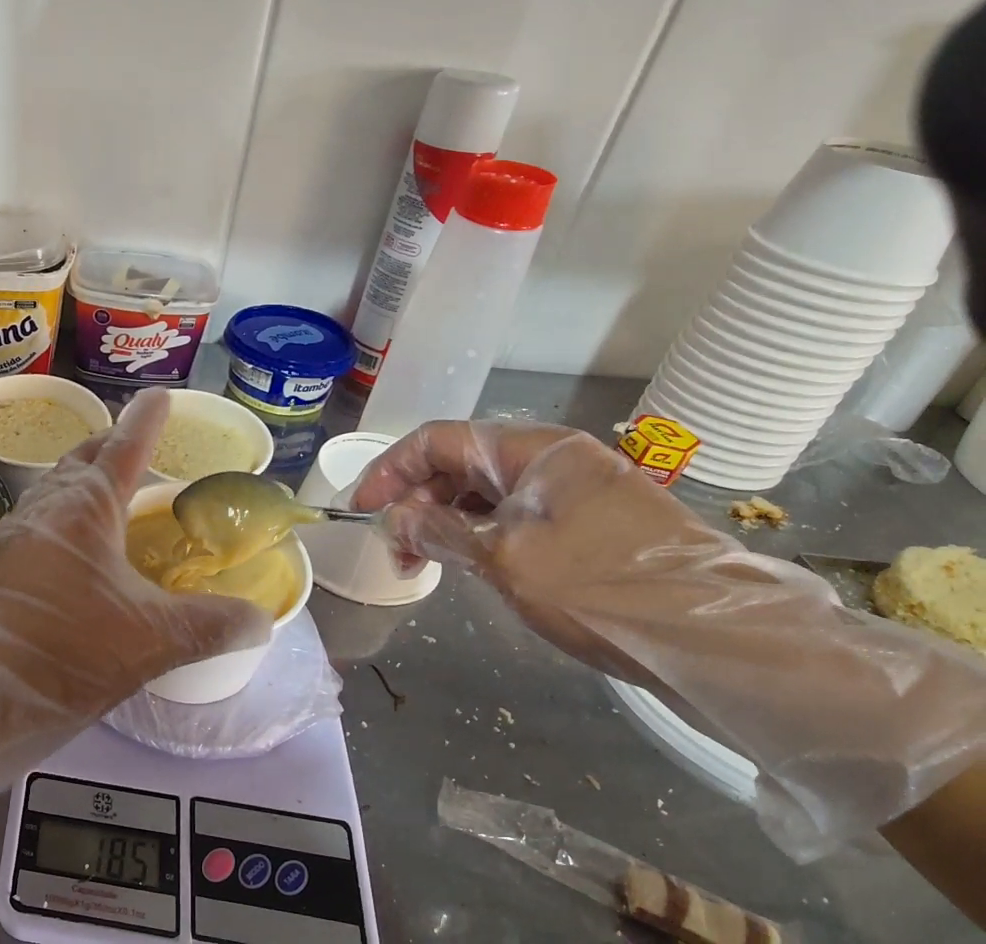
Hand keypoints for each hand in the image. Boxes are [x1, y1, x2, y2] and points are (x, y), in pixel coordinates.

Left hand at [0, 387, 270, 707]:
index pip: (124, 447)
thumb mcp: (154, 638)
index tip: (158, 395)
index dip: (146, 420)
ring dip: (82, 482)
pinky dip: (65, 520)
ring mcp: (15, 535)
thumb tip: (262, 621)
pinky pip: (40, 524)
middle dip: (110, 446)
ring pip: (55, 492)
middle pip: (82, 461)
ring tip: (108, 492)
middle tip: (135, 443)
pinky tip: (76, 551)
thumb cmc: (69, 644)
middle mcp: (46, 507)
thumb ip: (212, 625)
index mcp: (86, 504)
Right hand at [349, 420, 721, 684]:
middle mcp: (555, 459)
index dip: (390, 470)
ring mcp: (580, 492)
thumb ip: (438, 532)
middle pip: (462, 464)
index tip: (363, 510)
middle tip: (396, 551)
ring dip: (447, 523)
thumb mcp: (503, 559)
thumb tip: (395, 520)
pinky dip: (483, 536)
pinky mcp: (596, 526)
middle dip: (417, 502)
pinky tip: (470, 566)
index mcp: (533, 449)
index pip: (438, 440)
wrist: (717, 640)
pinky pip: (519, 516)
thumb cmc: (599, 587)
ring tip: (426, 565)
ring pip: (489, 493)